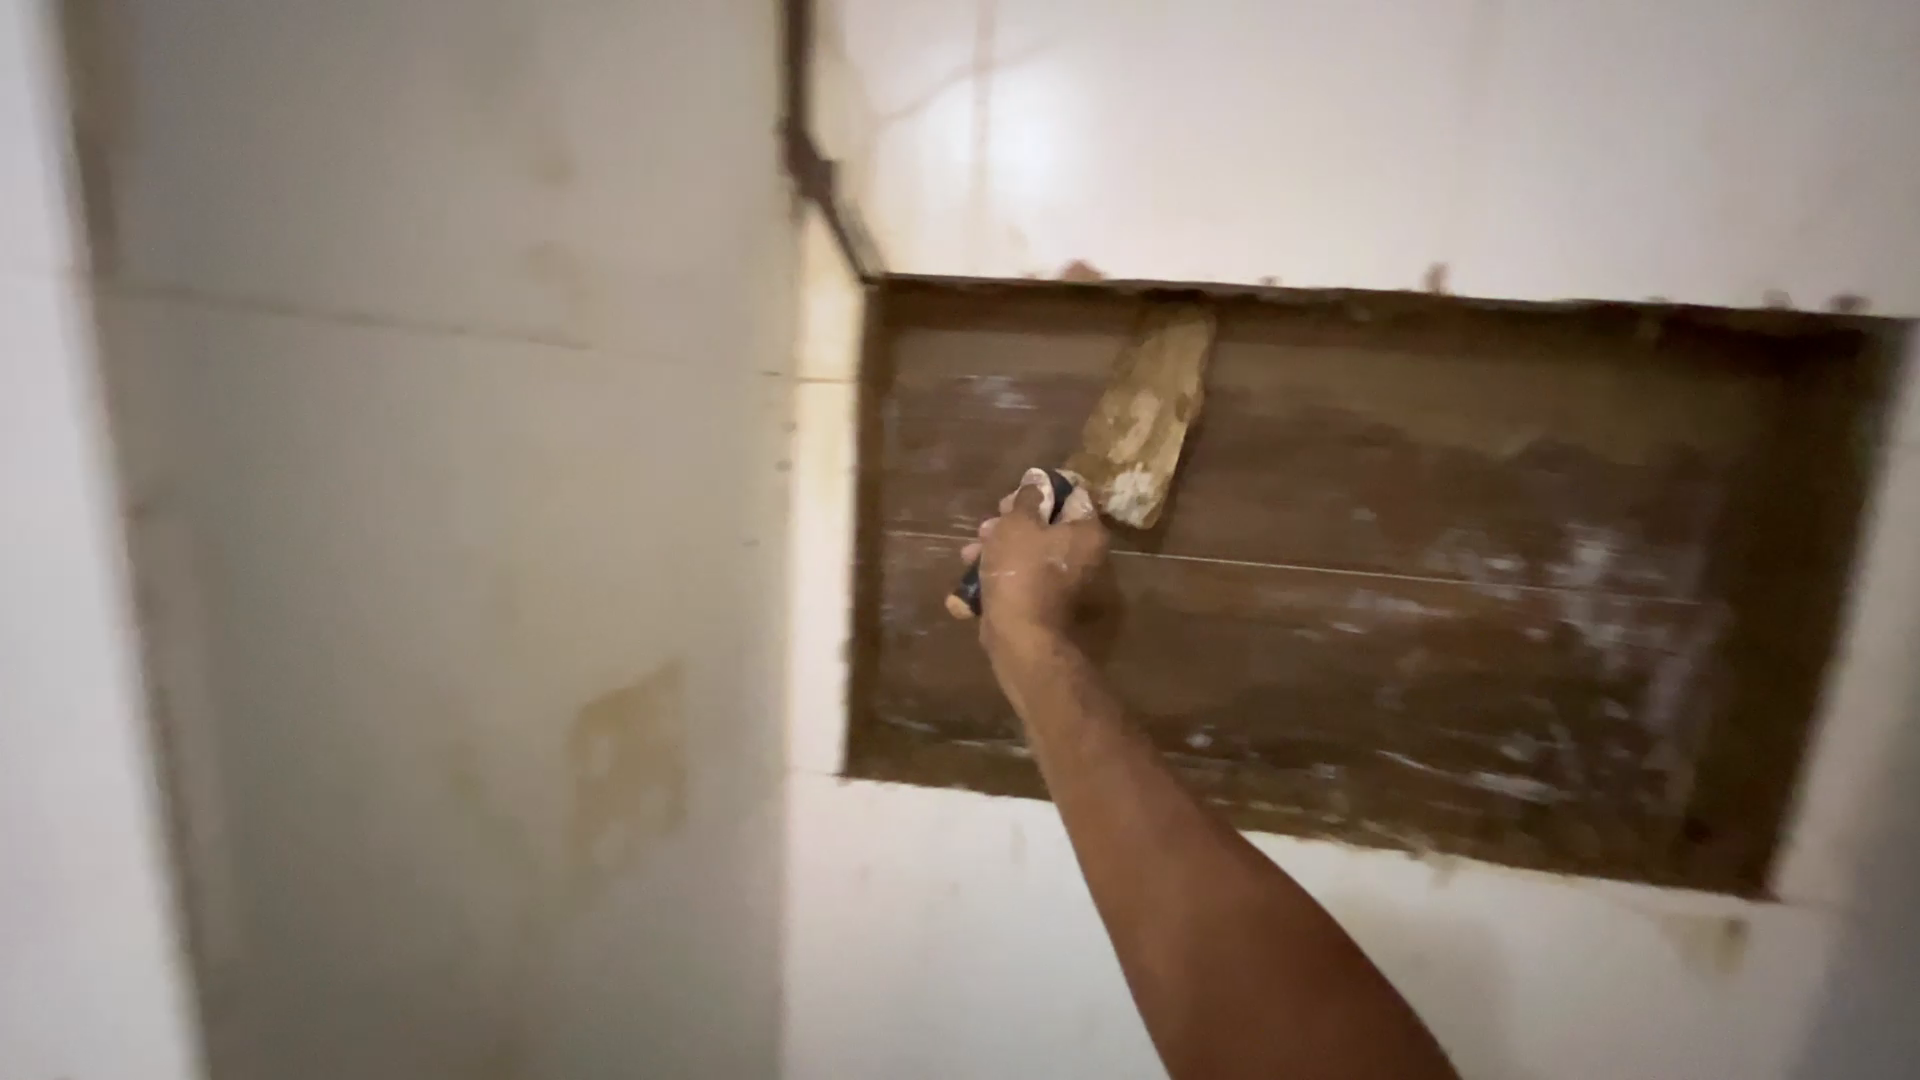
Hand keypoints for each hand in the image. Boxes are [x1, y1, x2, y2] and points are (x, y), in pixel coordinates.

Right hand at [963, 473, 1108, 647]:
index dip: (1039, 490)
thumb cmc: (1021, 569)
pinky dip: (1000, 573)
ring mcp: (1064, 582)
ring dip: (998, 548)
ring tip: (970, 554)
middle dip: (1010, 523)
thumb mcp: (1019, 522)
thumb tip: (1038, 480)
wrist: (1018, 634)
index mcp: (1087, 533)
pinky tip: (973, 576)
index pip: (1071, 495)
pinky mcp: (1043, 602)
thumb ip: (1028, 497)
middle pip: (1046, 525)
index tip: (1012, 497)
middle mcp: (1084, 557)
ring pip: (1029, 552)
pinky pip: (1022, 577)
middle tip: (986, 527)